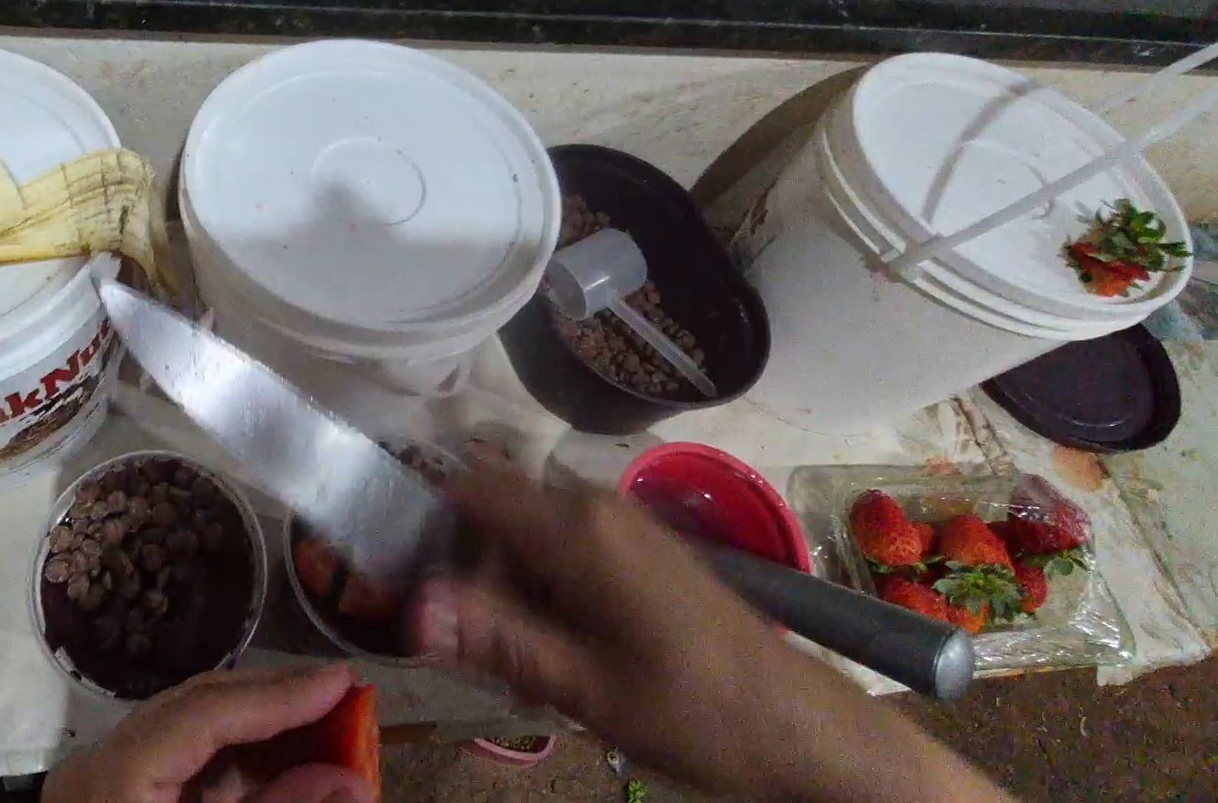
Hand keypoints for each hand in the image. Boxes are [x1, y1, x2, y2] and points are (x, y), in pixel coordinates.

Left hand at [42, 664, 376, 802]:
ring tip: (327, 714)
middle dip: (276, 697)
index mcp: (115, 779)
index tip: (341, 680)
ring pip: (200, 723)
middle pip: (201, 703)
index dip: (278, 695)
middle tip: (342, 690)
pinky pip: (194, 755)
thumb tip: (357, 783)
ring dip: (265, 721)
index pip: (204, 713)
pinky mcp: (131, 788)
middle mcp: (108, 758)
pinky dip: (245, 753)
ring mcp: (115, 770)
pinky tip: (291, 752)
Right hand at [410, 469, 1012, 802]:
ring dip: (512, 588)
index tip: (417, 579)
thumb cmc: (692, 708)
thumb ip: (495, 638)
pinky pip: (564, 542)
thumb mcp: (584, 687)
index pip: (471, 491)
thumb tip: (414, 607)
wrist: (804, 727)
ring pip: (528, 532)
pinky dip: (546, 585)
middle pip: (497, 515)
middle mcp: (592, 504)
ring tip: (531, 663)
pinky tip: (567, 646)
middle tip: (484, 650)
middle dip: (477, 575)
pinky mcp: (636, 539)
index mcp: (575, 528)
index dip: (434, 526)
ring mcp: (619, 518)